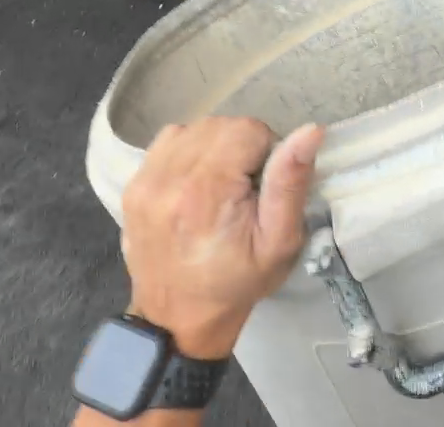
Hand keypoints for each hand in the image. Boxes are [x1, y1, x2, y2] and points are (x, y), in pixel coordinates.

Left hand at [120, 117, 324, 358]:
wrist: (178, 318)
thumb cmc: (238, 281)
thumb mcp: (280, 240)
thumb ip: (292, 181)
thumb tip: (311, 131)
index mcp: (206, 191)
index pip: (249, 130)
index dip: (267, 151)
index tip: (264, 186)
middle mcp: (168, 178)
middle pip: (222, 126)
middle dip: (243, 147)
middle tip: (247, 188)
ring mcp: (144, 180)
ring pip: (197, 128)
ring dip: (218, 146)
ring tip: (223, 183)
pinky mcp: (132, 184)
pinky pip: (172, 138)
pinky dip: (192, 149)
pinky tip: (199, 178)